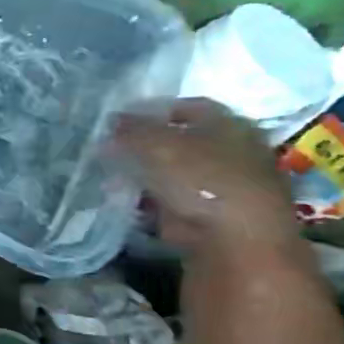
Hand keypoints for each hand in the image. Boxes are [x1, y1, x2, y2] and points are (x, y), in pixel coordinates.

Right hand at [113, 98, 298, 254]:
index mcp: (229, 122)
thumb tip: (111, 121)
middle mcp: (234, 147)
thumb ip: (130, 130)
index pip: (187, 105)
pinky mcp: (213, 211)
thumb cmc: (200, 179)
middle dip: (145, 142)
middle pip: (180, 138)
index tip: (117, 120)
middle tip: (110, 147)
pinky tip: (126, 198)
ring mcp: (225, 181)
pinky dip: (150, 195)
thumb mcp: (156, 145)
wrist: (233, 238)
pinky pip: (173, 195)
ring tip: (111, 173)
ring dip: (146, 170)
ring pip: (174, 168)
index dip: (151, 110)